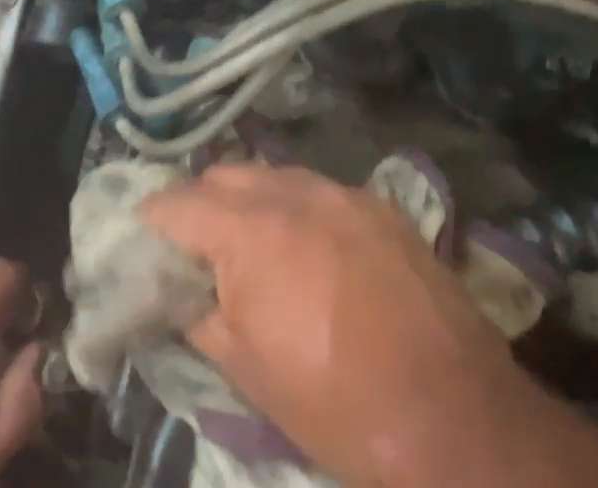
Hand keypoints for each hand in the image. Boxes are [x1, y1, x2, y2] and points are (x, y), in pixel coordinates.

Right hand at [141, 164, 536, 486]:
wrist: (457, 421)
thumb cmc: (335, 401)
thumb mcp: (242, 366)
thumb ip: (195, 312)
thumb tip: (175, 291)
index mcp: (249, 230)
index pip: (175, 203)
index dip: (149, 221)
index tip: (141, 241)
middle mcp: (295, 194)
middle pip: (223, 175)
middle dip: (198, 204)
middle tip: (195, 249)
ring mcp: (346, 196)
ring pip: (275, 176)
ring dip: (250, 201)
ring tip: (251, 247)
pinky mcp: (385, 212)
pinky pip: (322, 193)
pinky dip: (298, 210)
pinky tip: (309, 251)